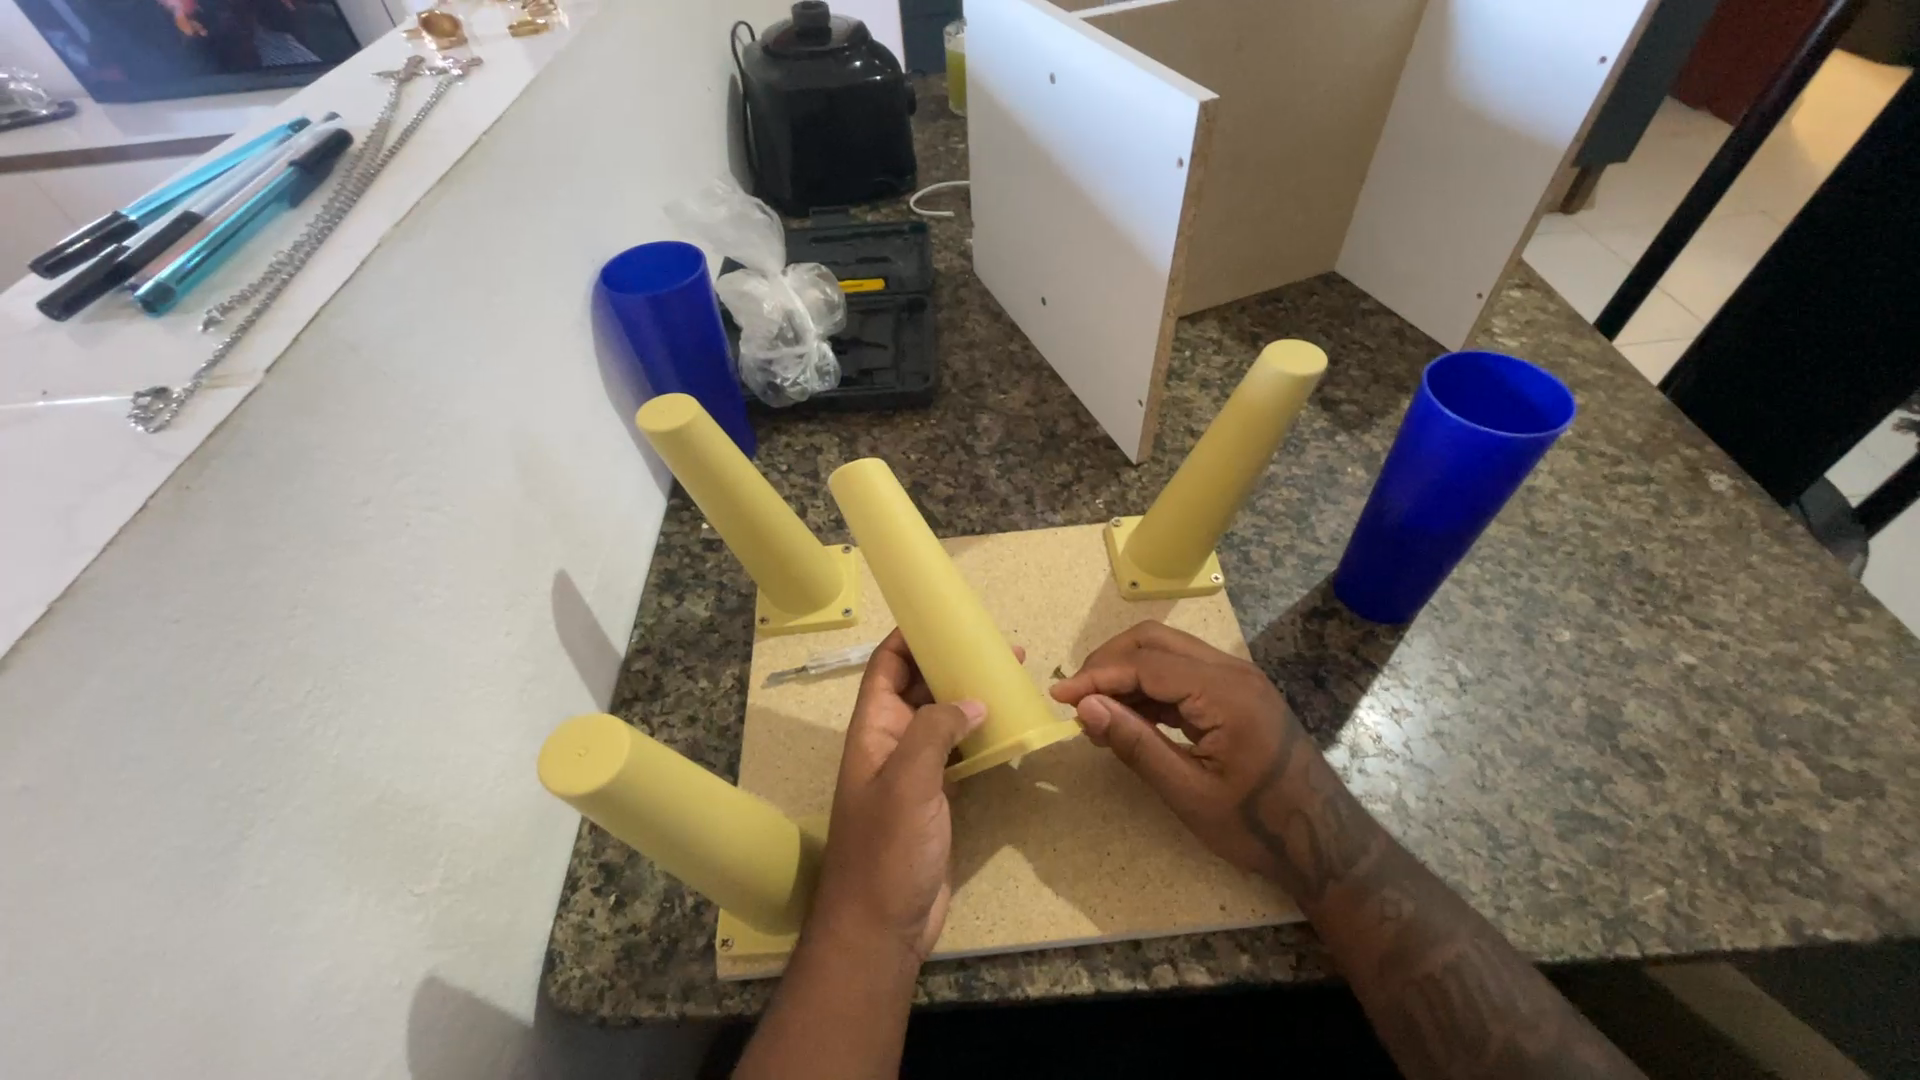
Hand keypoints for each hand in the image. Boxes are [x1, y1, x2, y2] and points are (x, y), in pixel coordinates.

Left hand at [806, 629, 990, 960]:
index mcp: (873, 731)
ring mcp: (915, 774)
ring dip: (972, 699)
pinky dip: (982, 738)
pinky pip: (960, 755)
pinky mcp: (938, 800)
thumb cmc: (886, 849)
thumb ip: (936, 731)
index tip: (943, 616)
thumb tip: (973, 699)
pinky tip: (1010, 729)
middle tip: (997, 648)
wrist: (883, 927)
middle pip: (919, 689)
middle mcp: (891, 745)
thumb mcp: (907, 780)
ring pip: (944, 721)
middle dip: (951, 664)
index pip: (886, 668)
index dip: (908, 638)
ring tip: (1012, 679)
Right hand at [1049, 621, 1330, 886]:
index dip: (1097, 677)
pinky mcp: (1235, 692)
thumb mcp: (1188, 792)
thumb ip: (1135, 744)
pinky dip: (1148, 686)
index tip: (1059, 698)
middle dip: (1108, 662)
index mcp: (1226, 693)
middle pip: (1155, 641)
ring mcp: (1237, 679)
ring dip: (1126, 672)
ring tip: (1096, 712)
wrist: (1322, 840)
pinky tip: (1127, 715)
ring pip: (1167, 651)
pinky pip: (1182, 673)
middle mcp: (1232, 671)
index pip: (1146, 664)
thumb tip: (1085, 707)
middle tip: (1076, 698)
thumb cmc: (1256, 825)